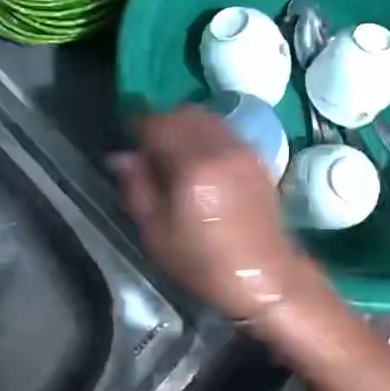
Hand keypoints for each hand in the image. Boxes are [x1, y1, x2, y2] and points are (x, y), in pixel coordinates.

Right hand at [110, 107, 322, 321]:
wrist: (267, 277)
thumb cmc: (205, 264)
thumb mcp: (156, 234)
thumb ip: (136, 188)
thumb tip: (123, 156)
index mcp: (193, 167)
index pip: (158, 123)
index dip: (137, 128)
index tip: (128, 144)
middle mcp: (221, 148)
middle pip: (184, 113)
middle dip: (162, 124)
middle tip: (149, 149)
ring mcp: (244, 150)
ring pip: (207, 118)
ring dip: (185, 126)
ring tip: (174, 154)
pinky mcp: (258, 158)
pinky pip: (224, 131)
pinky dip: (206, 135)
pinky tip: (200, 162)